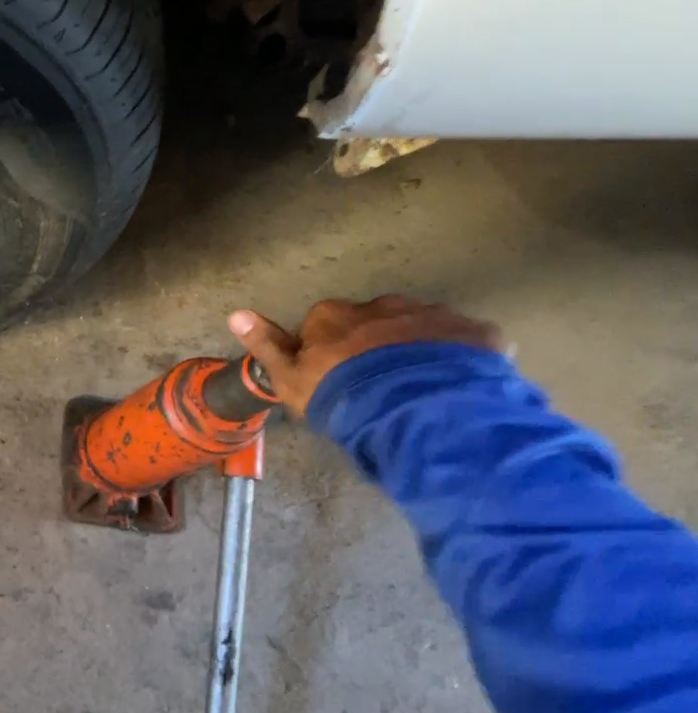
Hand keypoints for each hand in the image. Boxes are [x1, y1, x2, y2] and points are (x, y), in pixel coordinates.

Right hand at [228, 296, 505, 416]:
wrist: (417, 407)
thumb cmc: (339, 394)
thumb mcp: (288, 378)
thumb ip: (266, 345)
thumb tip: (235, 314)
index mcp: (334, 315)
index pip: (323, 325)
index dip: (326, 350)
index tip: (331, 376)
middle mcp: (381, 304)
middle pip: (373, 321)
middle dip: (375, 343)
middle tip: (375, 382)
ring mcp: (432, 315)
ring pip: (419, 328)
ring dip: (415, 348)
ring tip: (416, 386)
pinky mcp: (477, 332)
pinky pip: (465, 341)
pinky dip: (459, 357)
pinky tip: (454, 385)